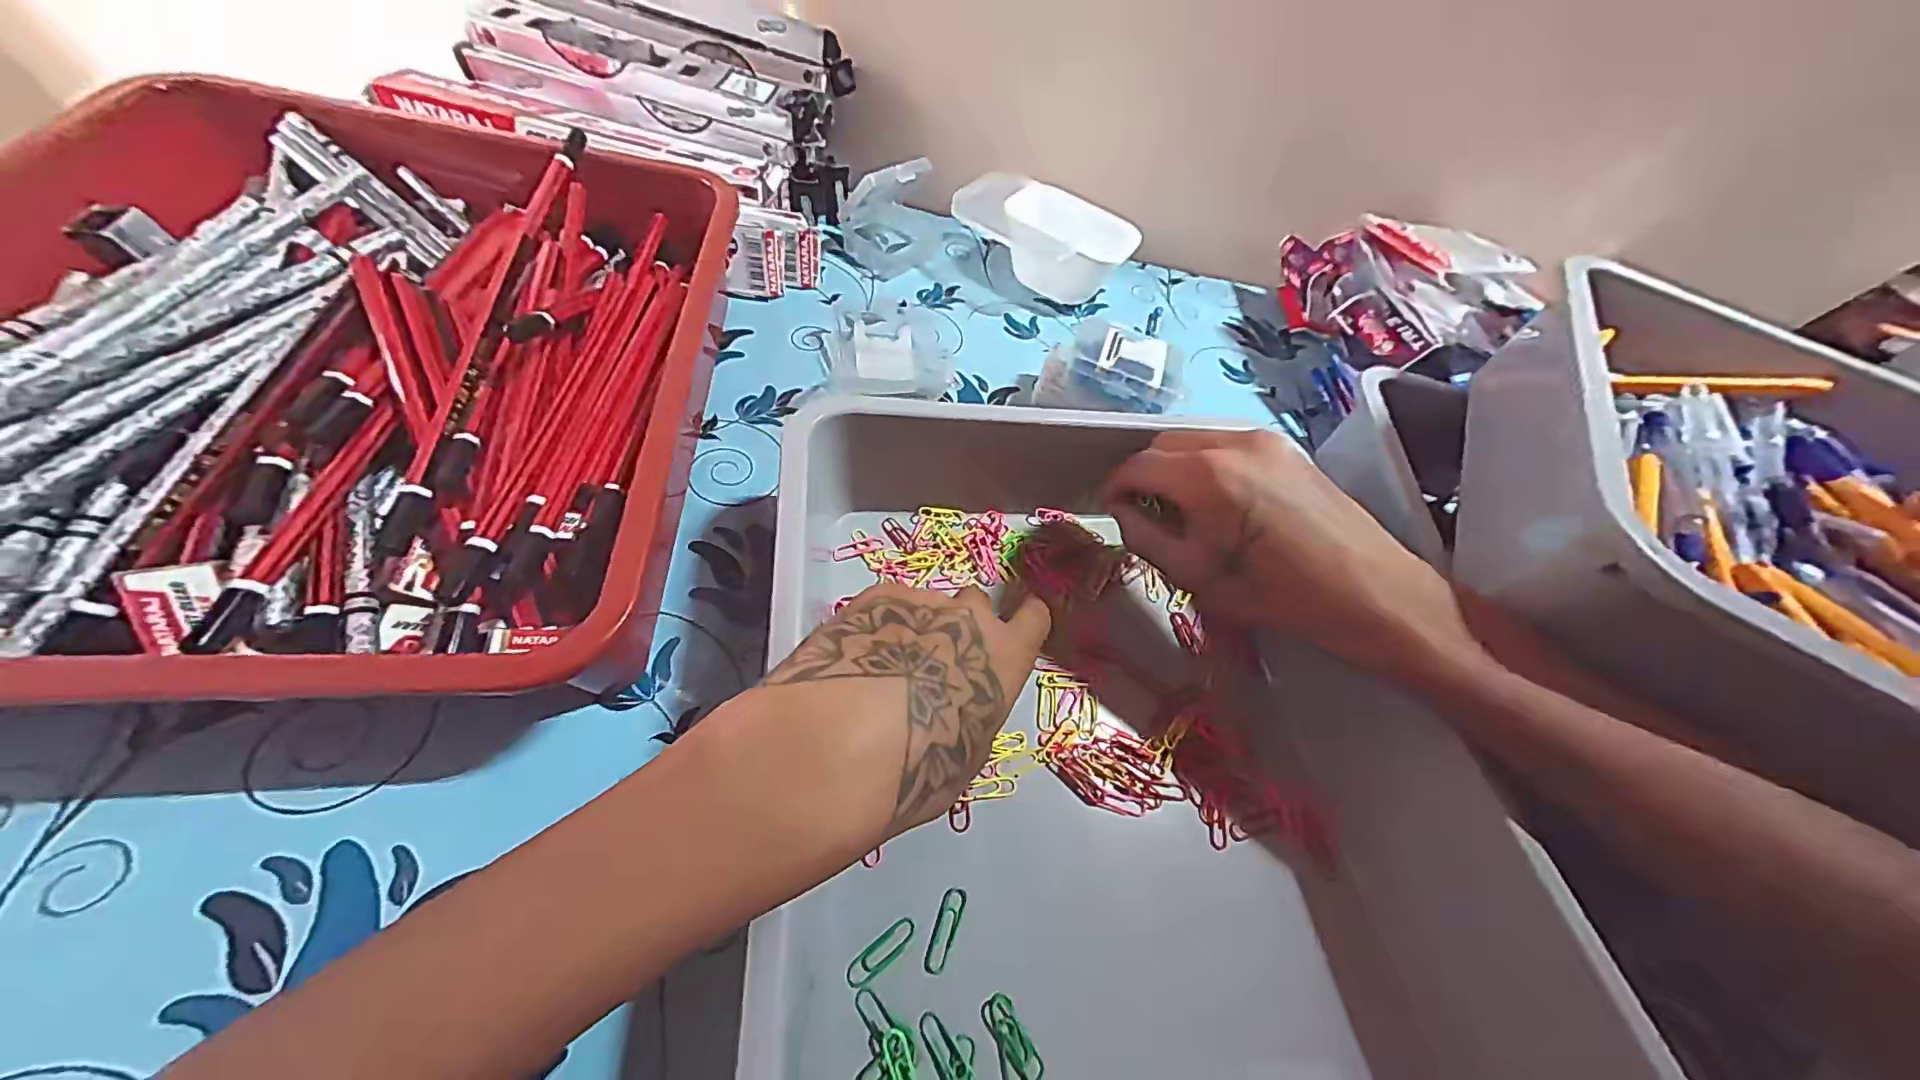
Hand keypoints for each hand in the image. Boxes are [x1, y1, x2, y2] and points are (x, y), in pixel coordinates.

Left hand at [745, 582, 1049, 845]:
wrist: (840, 742)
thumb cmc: (915, 770)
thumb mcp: (968, 753)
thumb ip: (976, 710)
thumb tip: (961, 705)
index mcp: (1004, 658)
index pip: (1033, 618)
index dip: (1023, 621)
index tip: (1014, 627)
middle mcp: (968, 619)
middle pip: (976, 604)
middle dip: (961, 625)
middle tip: (934, 661)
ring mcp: (920, 602)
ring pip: (927, 605)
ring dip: (916, 628)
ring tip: (882, 668)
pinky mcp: (874, 597)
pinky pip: (887, 604)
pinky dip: (878, 625)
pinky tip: (855, 658)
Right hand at [1103, 429, 1483, 678]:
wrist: (1374, 593)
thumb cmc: (1283, 597)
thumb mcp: (1198, 578)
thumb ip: (1146, 538)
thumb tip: (1125, 514)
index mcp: (1208, 477)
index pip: (1137, 466)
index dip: (1115, 488)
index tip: (1111, 511)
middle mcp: (1234, 443)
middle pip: (1162, 444)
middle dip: (1142, 475)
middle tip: (1141, 513)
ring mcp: (1264, 440)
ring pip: (1192, 439)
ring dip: (1172, 467)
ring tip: (1177, 510)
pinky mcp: (1285, 447)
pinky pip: (1223, 443)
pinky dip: (1202, 464)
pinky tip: (1212, 500)